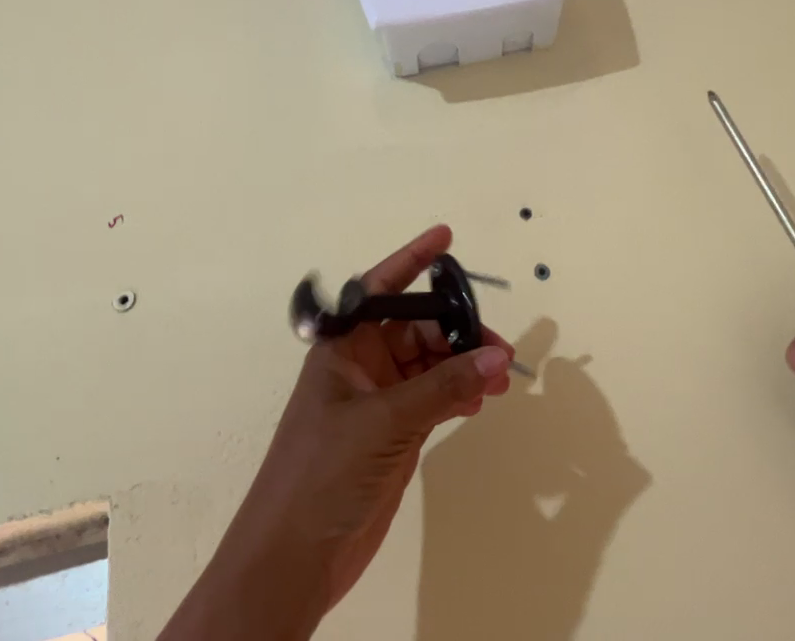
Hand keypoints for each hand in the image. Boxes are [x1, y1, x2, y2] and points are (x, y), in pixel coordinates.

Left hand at [186, 225, 514, 637]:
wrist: (294, 556)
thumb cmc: (323, 471)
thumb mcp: (385, 421)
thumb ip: (443, 386)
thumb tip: (497, 358)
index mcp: (344, 347)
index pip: (381, 289)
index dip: (412, 260)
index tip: (446, 237)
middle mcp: (363, 365)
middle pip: (419, 329)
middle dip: (458, 330)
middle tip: (499, 349)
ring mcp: (381, 400)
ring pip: (432, 364)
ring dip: (465, 366)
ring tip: (500, 380)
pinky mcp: (396, 433)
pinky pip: (436, 398)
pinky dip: (460, 395)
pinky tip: (483, 401)